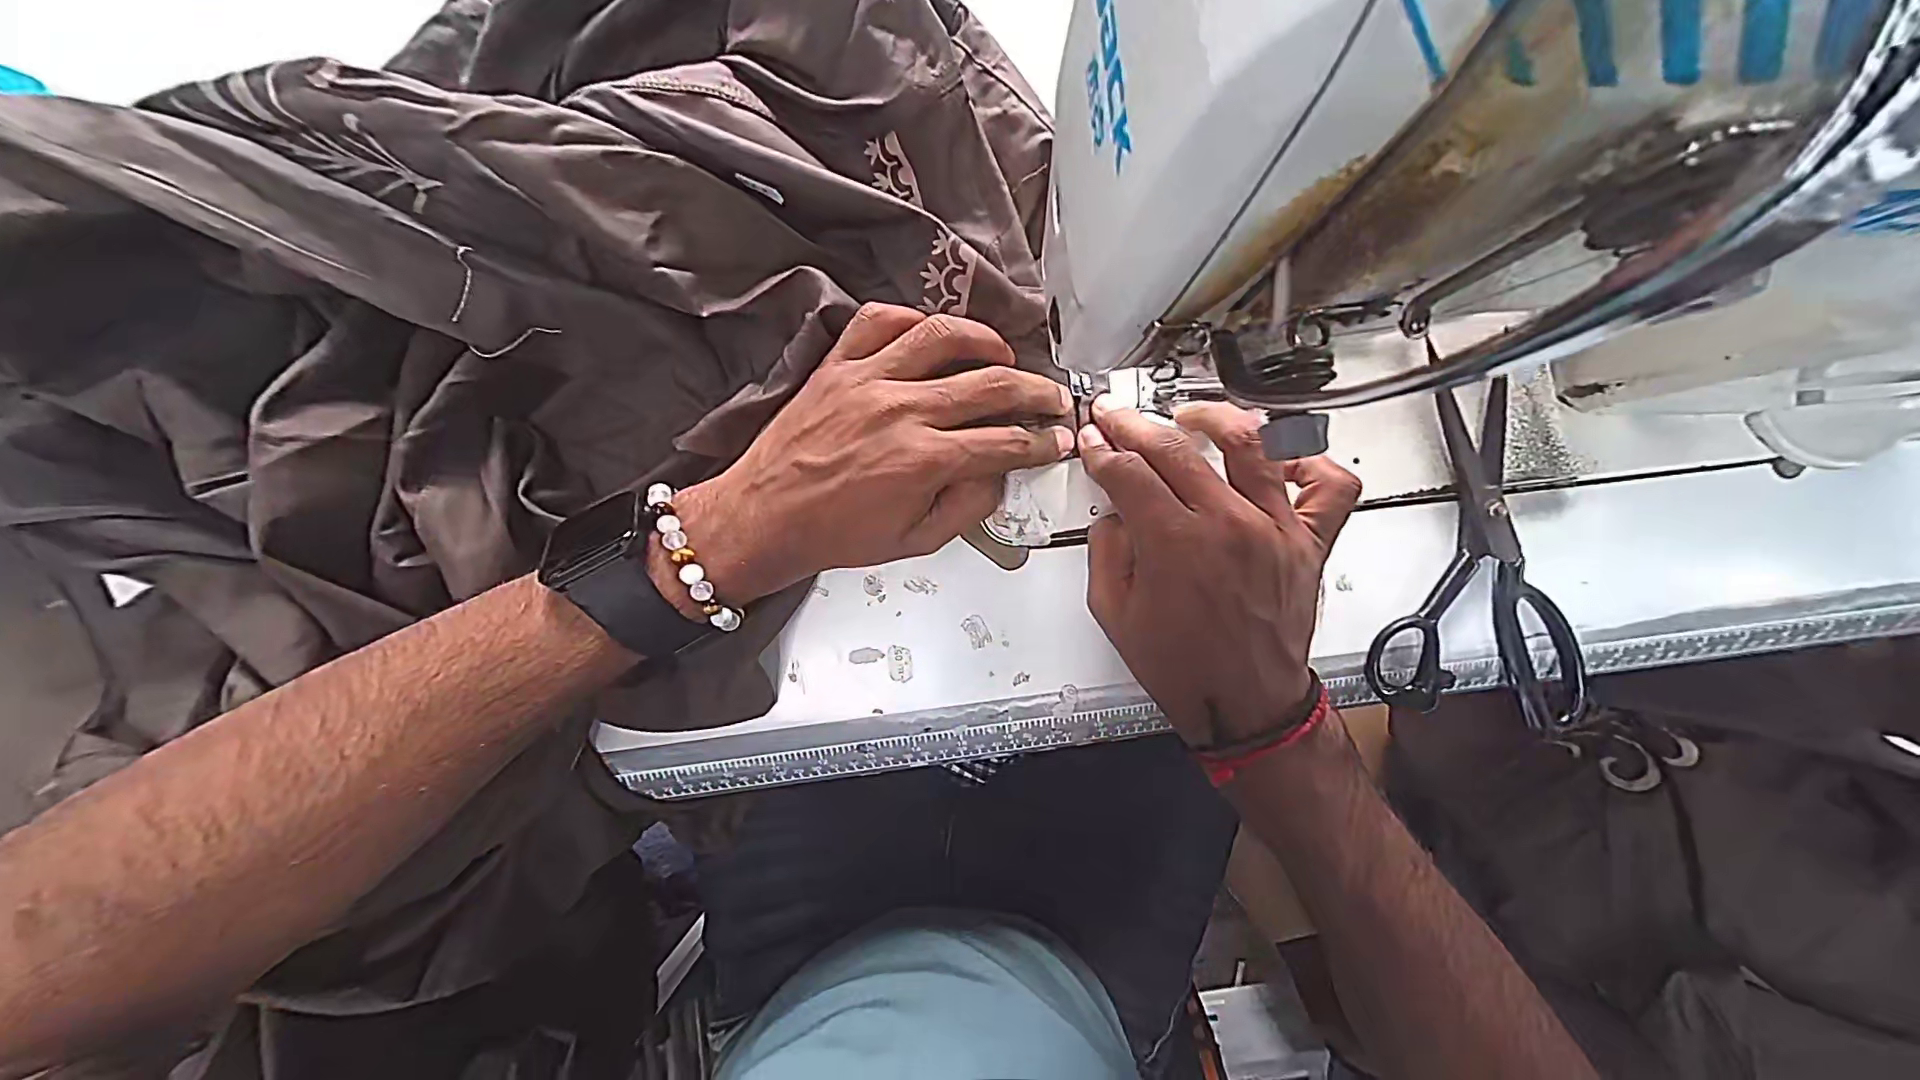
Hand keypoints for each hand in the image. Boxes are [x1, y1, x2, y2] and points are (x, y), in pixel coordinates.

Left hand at [655, 304, 1072, 607]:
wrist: (765, 517)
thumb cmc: (832, 533)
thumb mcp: (914, 540)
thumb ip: (966, 507)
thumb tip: (997, 476)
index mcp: (922, 461)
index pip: (1004, 441)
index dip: (1040, 441)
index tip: (1053, 439)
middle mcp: (899, 412)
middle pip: (991, 384)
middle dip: (1035, 391)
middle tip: (1050, 397)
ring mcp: (867, 381)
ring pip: (942, 337)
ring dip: (985, 340)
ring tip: (1003, 354)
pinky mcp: (838, 367)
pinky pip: (879, 321)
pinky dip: (911, 319)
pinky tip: (930, 334)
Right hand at [1080, 398, 1360, 747]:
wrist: (1243, 704)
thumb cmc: (1186, 668)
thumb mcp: (1114, 612)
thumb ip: (1106, 552)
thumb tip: (1114, 514)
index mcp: (1173, 545)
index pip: (1129, 471)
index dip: (1102, 450)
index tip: (1094, 443)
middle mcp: (1227, 527)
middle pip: (1174, 448)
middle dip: (1134, 426)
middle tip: (1118, 420)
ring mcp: (1274, 530)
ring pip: (1250, 443)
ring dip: (1213, 417)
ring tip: (1191, 415)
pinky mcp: (1308, 543)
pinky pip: (1328, 485)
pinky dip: (1309, 459)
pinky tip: (1279, 454)